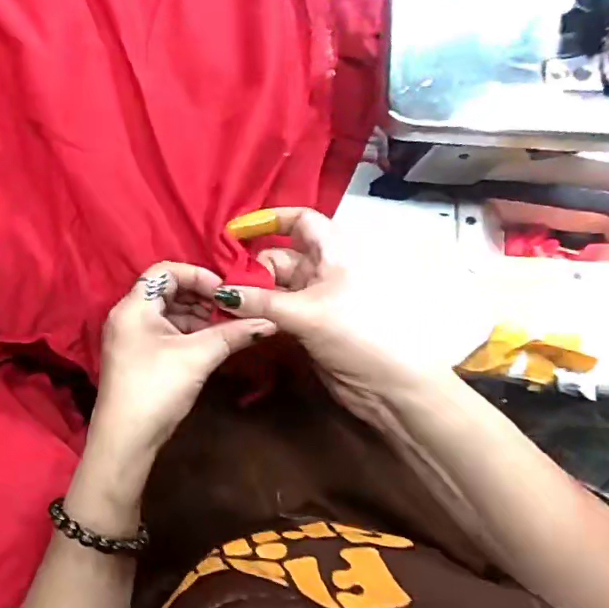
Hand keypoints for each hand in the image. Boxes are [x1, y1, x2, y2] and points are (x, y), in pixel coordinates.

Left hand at [90, 261, 277, 456]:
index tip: (225, 293)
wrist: (126, 437)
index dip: (198, 275)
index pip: (165, 271)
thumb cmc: (156, 388)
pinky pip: (164, 330)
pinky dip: (188, 332)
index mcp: (133, 306)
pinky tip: (211, 342)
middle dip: (201, 296)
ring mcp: (130, 336)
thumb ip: (233, 333)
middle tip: (230, 310)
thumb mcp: (197, 356)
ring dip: (198, 315)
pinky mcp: (137, 354)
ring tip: (226, 328)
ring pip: (168, 312)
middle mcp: (127, 315)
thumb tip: (269, 320)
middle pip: (166, 290)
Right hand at [212, 208, 451, 416]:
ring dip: (248, 294)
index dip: (271, 219)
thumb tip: (220, 292)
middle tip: (221, 287)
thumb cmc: (359, 336)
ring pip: (271, 287)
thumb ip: (260, 302)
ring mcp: (312, 300)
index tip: (237, 231)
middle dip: (250, 268)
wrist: (389, 388)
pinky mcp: (304, 325)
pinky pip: (271, 311)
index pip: (302, 222)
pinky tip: (231, 319)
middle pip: (277, 258)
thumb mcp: (307, 313)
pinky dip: (253, 313)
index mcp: (333, 256)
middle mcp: (321, 273)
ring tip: (219, 305)